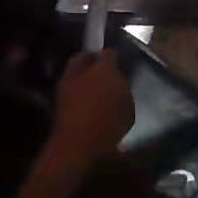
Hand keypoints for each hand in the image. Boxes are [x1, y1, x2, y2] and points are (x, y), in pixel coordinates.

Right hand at [47, 51, 133, 166]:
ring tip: (96, 105)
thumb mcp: (65, 81)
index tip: (91, 63)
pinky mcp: (131, 118)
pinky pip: (123, 106)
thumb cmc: (69, 110)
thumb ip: (78, 62)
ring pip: (121, 90)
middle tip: (90, 87)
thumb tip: (88, 53)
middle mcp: (123, 83)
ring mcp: (129, 101)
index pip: (109, 53)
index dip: (100, 57)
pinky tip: (102, 118)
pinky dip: (116, 108)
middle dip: (106, 77)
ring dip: (112, 93)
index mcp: (107, 71)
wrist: (79, 144)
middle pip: (116, 73)